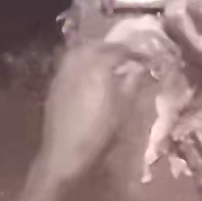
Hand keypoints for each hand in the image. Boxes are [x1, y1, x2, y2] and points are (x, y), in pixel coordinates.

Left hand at [33, 41, 133, 189]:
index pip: (118, 51)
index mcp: (97, 68)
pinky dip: (83, 61)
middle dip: (113, 47)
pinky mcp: (55, 85)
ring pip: (79, 51)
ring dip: (96, 51)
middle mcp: (77, 65)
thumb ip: (132, 84)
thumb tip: (141, 69)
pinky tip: (91, 73)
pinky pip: (70, 63)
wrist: (63, 155)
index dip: (134, 53)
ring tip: (109, 60)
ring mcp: (63, 74)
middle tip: (128, 55)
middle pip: (96, 45)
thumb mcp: (122, 110)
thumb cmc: (97, 134)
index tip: (147, 58)